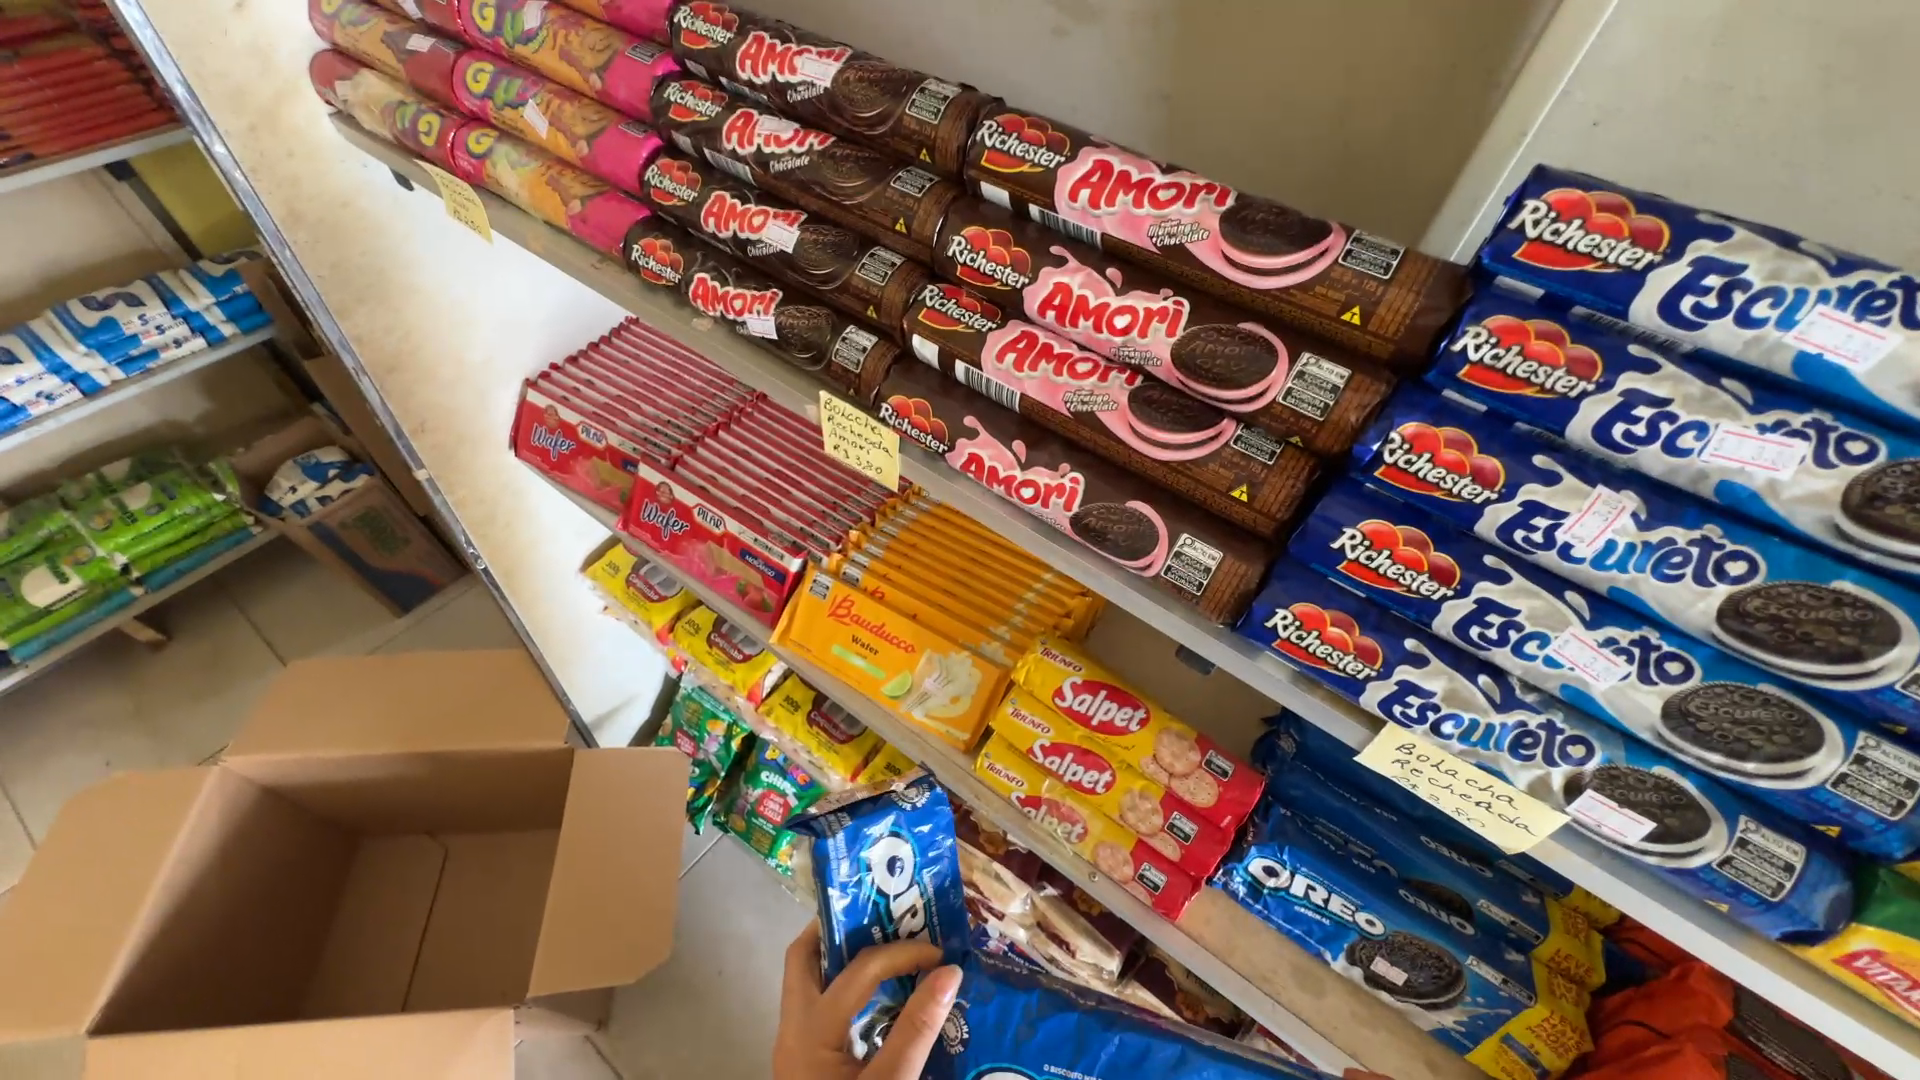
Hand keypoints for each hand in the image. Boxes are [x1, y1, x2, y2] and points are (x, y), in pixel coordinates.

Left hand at [774, 922, 963, 1079]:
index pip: (859, 969)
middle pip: (805, 955)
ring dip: (845, 956)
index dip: (902, 953)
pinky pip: (820, 1004)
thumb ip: (918, 1028)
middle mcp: (792, 1027)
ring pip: (809, 978)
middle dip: (845, 929)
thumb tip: (950, 971)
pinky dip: (847, 988)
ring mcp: (794, 1044)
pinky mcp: (805, 1060)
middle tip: (888, 918)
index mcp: (810, 1029)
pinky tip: (881, 995)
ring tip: (889, 945)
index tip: (939, 953)